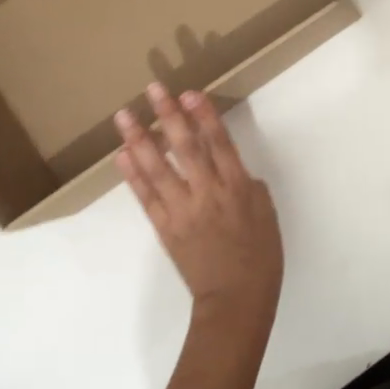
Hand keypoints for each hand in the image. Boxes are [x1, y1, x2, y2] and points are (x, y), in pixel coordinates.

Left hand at [115, 84, 282, 326]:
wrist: (235, 298)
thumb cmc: (261, 256)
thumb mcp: (267, 215)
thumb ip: (249, 188)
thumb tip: (234, 173)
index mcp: (238, 188)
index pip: (219, 143)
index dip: (204, 116)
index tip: (191, 93)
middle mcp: (208, 193)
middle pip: (185, 147)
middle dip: (169, 116)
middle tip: (154, 90)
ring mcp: (182, 210)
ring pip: (158, 168)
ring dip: (140, 139)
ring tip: (124, 116)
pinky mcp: (165, 227)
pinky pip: (146, 196)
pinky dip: (133, 174)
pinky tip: (122, 155)